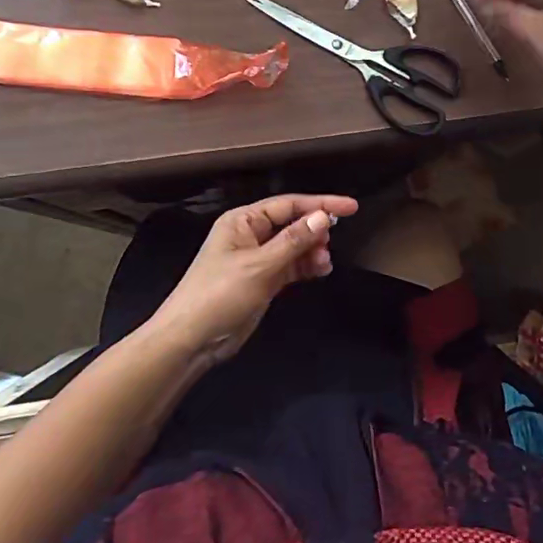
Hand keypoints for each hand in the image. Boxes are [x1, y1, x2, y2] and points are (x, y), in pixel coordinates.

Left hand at [146, 194, 358, 362]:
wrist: (192, 338)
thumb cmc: (218, 295)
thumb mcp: (259, 266)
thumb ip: (293, 241)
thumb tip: (323, 218)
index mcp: (242, 221)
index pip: (288, 204)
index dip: (320, 203)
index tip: (350, 207)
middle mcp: (250, 235)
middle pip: (292, 223)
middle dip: (315, 230)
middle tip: (334, 240)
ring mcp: (256, 259)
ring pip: (293, 247)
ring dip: (312, 251)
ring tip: (325, 262)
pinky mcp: (261, 281)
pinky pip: (290, 267)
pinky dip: (305, 267)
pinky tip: (320, 270)